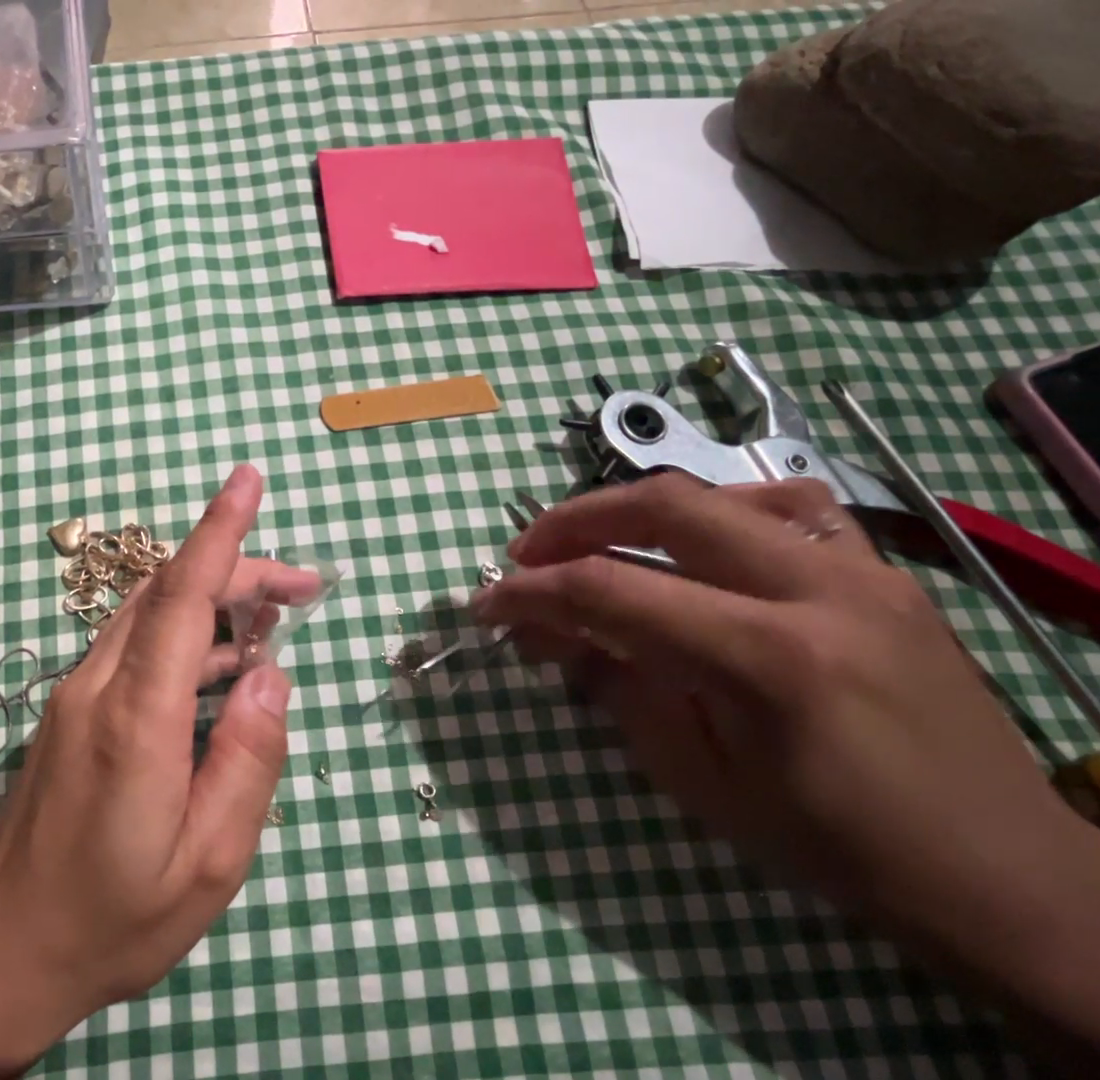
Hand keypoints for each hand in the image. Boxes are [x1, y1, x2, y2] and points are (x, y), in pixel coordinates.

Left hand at [0, 464, 320, 1065]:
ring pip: (147, 618)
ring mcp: (75, 698)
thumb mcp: (211, 859)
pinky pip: (133, 652)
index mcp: (136, 720)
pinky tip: (225, 667)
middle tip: (306, 588)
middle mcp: (97, 689)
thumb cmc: (114, 919)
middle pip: (168, 596)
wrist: (4, 947)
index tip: (248, 480)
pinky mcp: (69, 716)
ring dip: (212, 605)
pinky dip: (184, 639)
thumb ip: (248, 759)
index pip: (180, 598)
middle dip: (237, 571)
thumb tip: (271, 674)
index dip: (218, 533)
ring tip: (277, 621)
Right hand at [472, 473, 1099, 1056]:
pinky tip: (699, 544)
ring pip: (725, 492)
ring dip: (641, 508)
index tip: (486, 605)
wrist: (992, 867)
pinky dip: (722, 510)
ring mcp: (862, 571)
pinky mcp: (885, 574)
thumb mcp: (698, 780)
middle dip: (573, 522)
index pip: (610, 592)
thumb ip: (620, 691)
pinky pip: (793, 507)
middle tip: (525, 554)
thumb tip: (556, 637)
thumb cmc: (830, 843)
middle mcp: (814, 591)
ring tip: (601, 541)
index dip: (531, 593)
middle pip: (664, 508)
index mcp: (761, 659)